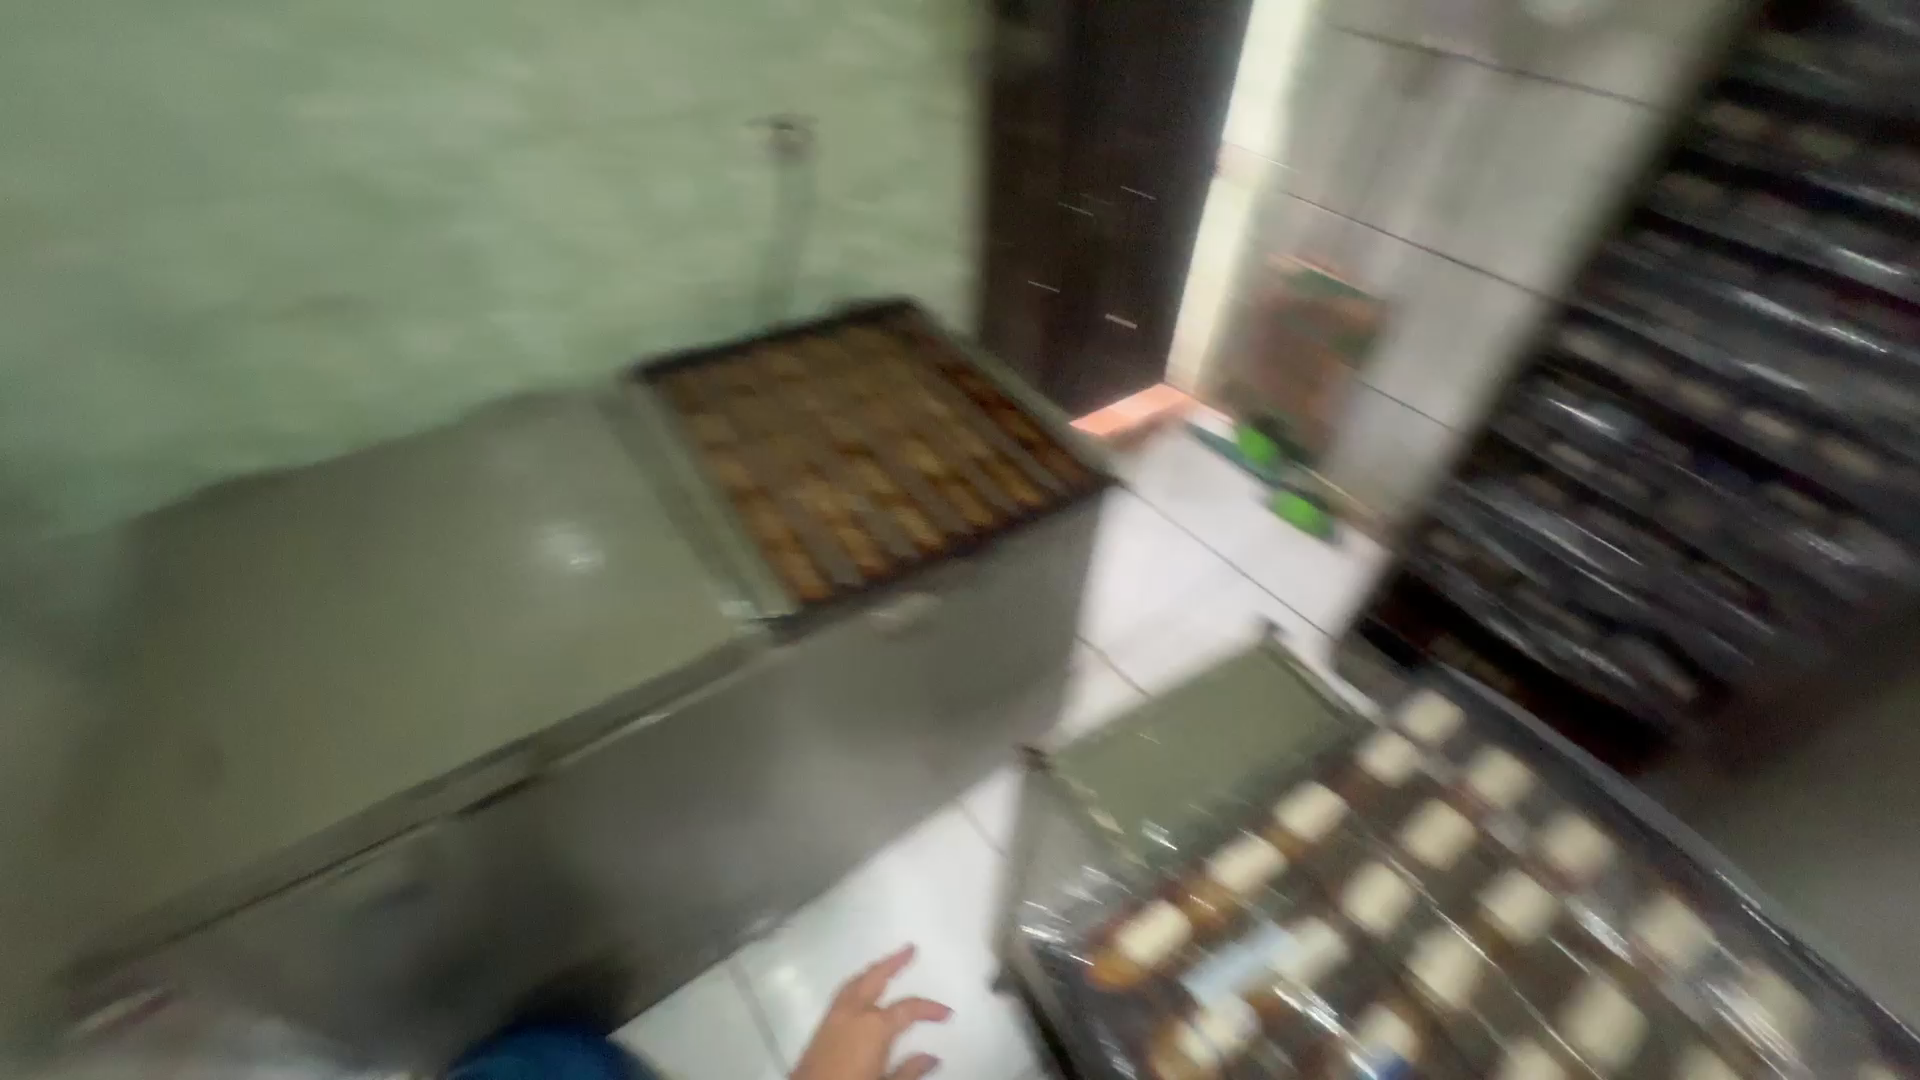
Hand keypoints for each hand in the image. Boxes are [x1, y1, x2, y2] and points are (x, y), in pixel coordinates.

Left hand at [789, 945, 952, 1079]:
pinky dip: (857, 983)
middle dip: (894, 961)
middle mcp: (854, 1012)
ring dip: (873, 970)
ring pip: (856, 981)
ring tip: (886, 963)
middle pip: (876, 977)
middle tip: (910, 948)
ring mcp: (834, 1016)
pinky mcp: (820, 1026)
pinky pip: (843, 993)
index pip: (908, 1009)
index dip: (930, 1009)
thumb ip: (910, 1070)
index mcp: (875, 1025)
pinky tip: (861, 988)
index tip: (947, 1012)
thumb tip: (932, 1057)